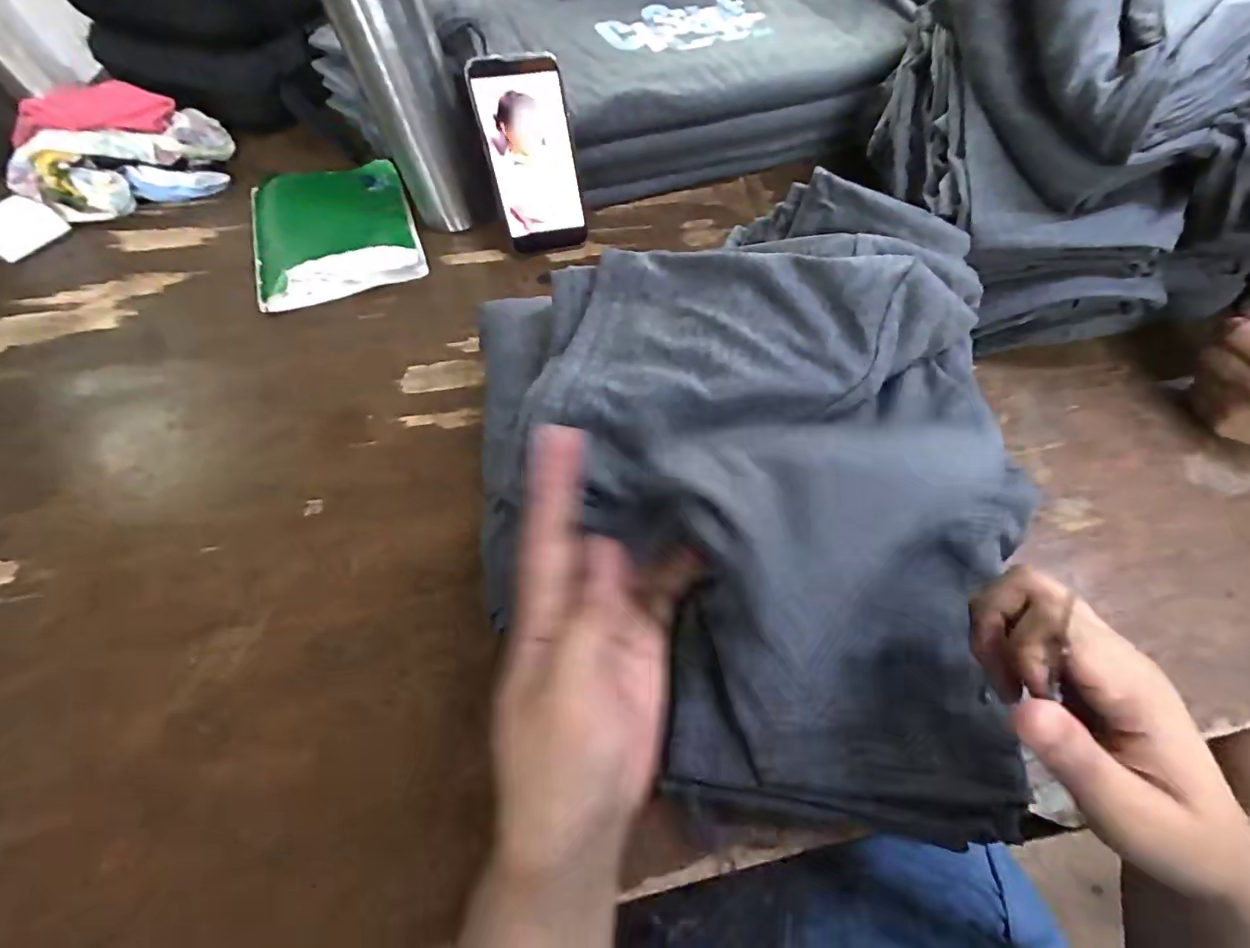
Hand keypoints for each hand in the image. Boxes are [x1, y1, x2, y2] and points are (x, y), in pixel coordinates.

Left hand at [489, 426, 696, 879]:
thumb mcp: (563, 689)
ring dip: (651, 519)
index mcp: (543, 613)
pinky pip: (666, 589)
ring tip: (678, 470)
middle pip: (593, 533)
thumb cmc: (556, 758)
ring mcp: (616, 619)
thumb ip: (585, 618)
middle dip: (604, 486)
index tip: (557, 435)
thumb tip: (602, 545)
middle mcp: (579, 602)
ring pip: (635, 556)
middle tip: (627, 432)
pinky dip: (683, 563)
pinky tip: (706, 535)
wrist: (586, 817)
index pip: (546, 536)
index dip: (551, 486)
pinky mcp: (647, 637)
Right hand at [970, 569, 1249, 908]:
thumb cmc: (1174, 835)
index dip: (1021, 647)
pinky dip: (1005, 640)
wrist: (1212, 845)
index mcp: (1129, 679)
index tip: (1022, 701)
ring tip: (1005, 685)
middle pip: (1035, 585)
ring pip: (1028, 593)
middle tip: (999, 682)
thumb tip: (1018, 708)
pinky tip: (1016, 687)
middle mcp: (1112, 648)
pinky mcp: (1083, 657)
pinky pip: (1031, 618)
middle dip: (995, 621)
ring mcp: (1099, 648)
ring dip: (996, 628)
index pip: (1057, 616)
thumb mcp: (1128, 816)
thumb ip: (1075, 760)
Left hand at [1191, 318, 1249, 459]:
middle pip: (1211, 351)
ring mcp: (1234, 409)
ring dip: (1210, 365)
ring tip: (1230, 365)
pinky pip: (1197, 396)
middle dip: (1219, 342)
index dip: (1236, 323)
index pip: (1237, 331)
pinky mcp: (1222, 425)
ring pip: (1199, 372)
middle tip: (1232, 344)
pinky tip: (1226, 386)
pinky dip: (1206, 387)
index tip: (1244, 324)